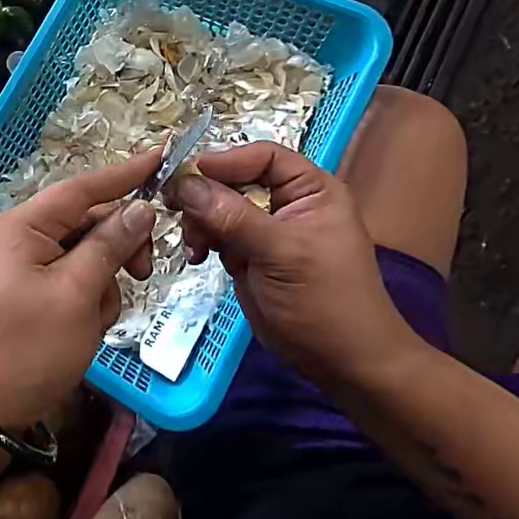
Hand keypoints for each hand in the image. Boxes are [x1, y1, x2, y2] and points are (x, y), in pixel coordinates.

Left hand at [0, 150, 160, 426]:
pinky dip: (90, 300)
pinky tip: (85, 327)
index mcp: (26, 225)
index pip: (84, 187)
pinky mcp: (34, 289)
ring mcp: (29, 263)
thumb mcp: (76, 294)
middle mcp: (25, 235)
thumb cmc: (26, 348)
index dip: (126, 173)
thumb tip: (141, 208)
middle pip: (91, 221)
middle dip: (119, 247)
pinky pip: (77, 280)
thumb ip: (110, 245)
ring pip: (89, 254)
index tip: (162, 155)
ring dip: (104, 283)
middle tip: (144, 274)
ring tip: (95, 319)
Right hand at [170, 141, 428, 387]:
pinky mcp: (246, 253)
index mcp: (310, 189)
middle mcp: (285, 201)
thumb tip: (185, 184)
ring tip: (195, 246)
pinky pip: (215, 233)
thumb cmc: (325, 300)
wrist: (341, 362)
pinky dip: (201, 240)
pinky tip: (197, 257)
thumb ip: (234, 217)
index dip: (226, 160)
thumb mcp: (282, 253)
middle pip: (233, 179)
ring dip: (199, 221)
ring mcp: (263, 228)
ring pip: (217, 206)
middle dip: (205, 195)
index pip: (262, 156)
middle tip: (176, 210)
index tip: (188, 174)